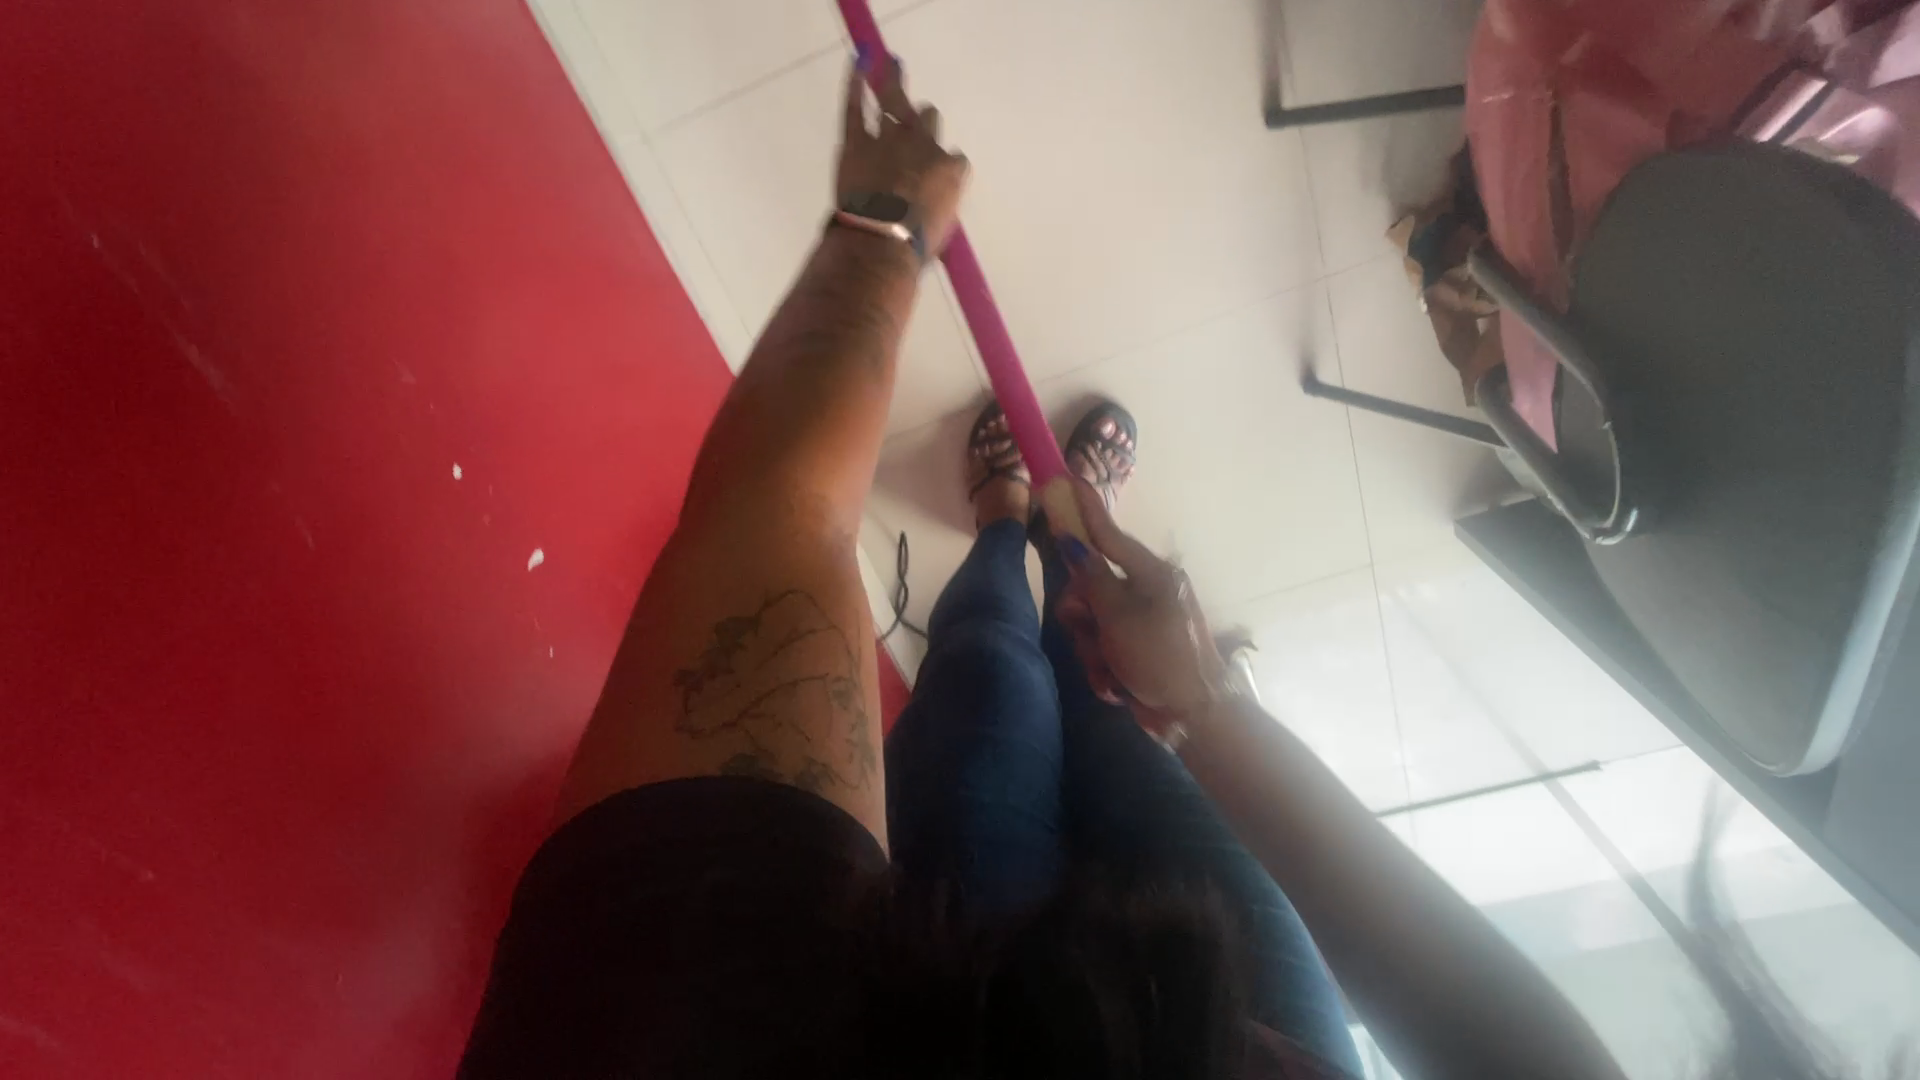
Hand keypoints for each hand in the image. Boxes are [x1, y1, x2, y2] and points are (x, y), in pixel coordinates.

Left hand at [837, 52, 969, 259]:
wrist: (881, 243)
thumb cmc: (916, 245)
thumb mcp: (942, 228)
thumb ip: (939, 205)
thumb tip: (931, 205)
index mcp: (951, 171)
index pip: (955, 159)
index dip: (944, 165)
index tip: (935, 176)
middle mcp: (925, 145)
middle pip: (929, 120)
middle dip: (923, 124)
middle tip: (914, 126)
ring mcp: (890, 138)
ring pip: (898, 101)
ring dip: (896, 86)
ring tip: (894, 67)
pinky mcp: (857, 141)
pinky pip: (855, 105)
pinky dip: (855, 83)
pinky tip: (858, 62)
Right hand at [1056, 481, 1231, 736]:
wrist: (1194, 716)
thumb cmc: (1160, 658)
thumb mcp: (1120, 617)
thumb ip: (1092, 579)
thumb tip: (1072, 542)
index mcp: (1150, 575)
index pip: (1107, 535)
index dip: (1084, 510)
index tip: (1065, 479)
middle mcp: (1144, 593)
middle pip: (1089, 586)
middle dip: (1083, 616)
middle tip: (1088, 633)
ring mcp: (1139, 622)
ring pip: (1090, 622)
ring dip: (1093, 650)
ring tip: (1112, 672)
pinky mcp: (1135, 649)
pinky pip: (1101, 647)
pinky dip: (1104, 667)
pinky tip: (1118, 685)